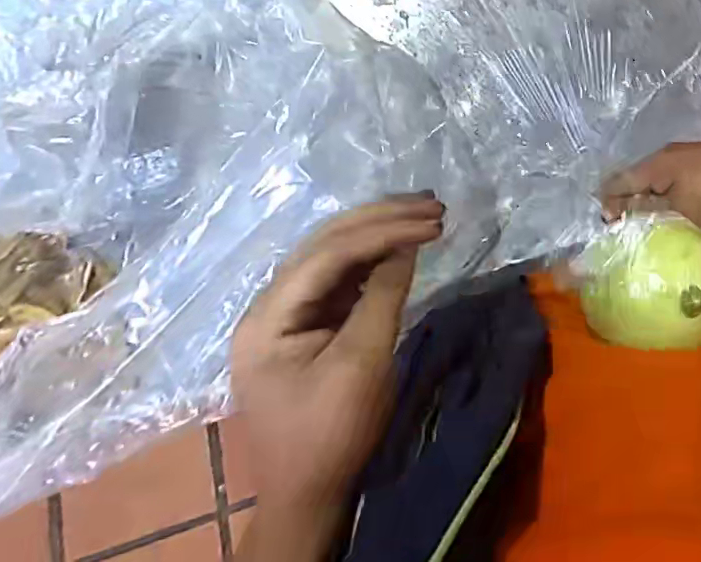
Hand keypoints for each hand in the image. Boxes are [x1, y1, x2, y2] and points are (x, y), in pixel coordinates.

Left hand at [230, 196, 441, 514]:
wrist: (310, 495)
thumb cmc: (332, 434)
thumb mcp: (362, 364)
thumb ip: (383, 295)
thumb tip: (407, 244)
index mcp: (269, 315)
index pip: (329, 253)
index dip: (383, 230)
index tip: (431, 221)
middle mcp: (272, 303)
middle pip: (327, 242)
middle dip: (382, 219)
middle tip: (431, 205)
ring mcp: (289, 311)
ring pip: (335, 252)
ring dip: (380, 230)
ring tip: (424, 213)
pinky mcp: (310, 320)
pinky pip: (343, 274)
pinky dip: (376, 256)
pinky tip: (403, 244)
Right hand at [599, 142, 700, 231]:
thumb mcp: (683, 211)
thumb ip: (647, 213)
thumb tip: (617, 216)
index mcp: (657, 163)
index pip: (617, 183)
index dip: (608, 208)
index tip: (611, 236)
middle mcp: (669, 156)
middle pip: (637, 184)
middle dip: (631, 210)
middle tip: (632, 241)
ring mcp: (691, 159)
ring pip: (660, 188)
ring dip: (656, 210)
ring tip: (658, 237)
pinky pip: (680, 188)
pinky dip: (676, 205)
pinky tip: (685, 225)